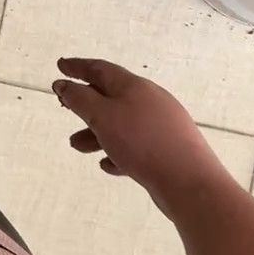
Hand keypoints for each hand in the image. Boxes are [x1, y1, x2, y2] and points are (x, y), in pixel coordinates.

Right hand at [52, 58, 239, 220]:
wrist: (193, 188)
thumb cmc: (142, 143)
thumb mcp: (101, 116)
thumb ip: (78, 97)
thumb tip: (63, 84)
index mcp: (135, 87)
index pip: (100, 69)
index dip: (77, 66)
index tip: (60, 66)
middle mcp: (152, 102)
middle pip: (111, 96)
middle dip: (85, 103)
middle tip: (64, 105)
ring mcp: (164, 127)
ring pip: (122, 123)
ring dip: (97, 132)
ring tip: (78, 146)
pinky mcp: (171, 151)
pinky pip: (137, 146)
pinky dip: (118, 151)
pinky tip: (108, 165)